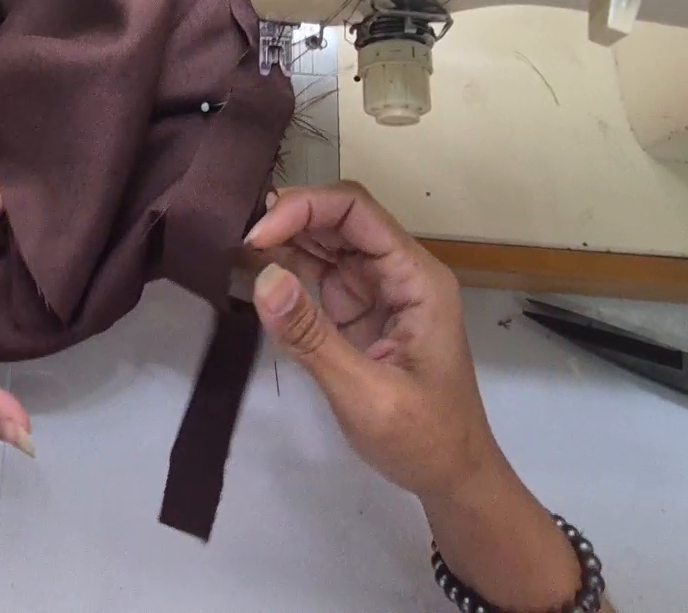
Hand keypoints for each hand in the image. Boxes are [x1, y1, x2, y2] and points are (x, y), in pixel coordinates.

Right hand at [243, 181, 492, 498]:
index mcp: (415, 276)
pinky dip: (284, 263)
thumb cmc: (424, 439)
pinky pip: (316, 270)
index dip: (306, 208)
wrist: (451, 479)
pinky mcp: (353, 307)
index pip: (357, 211)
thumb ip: (312, 337)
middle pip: (338, 217)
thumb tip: (263, 278)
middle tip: (237, 235)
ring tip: (237, 242)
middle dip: (289, 216)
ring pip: (324, 238)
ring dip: (283, 235)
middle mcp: (395, 269)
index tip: (259, 235)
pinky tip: (253, 263)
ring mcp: (373, 286)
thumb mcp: (366, 395)